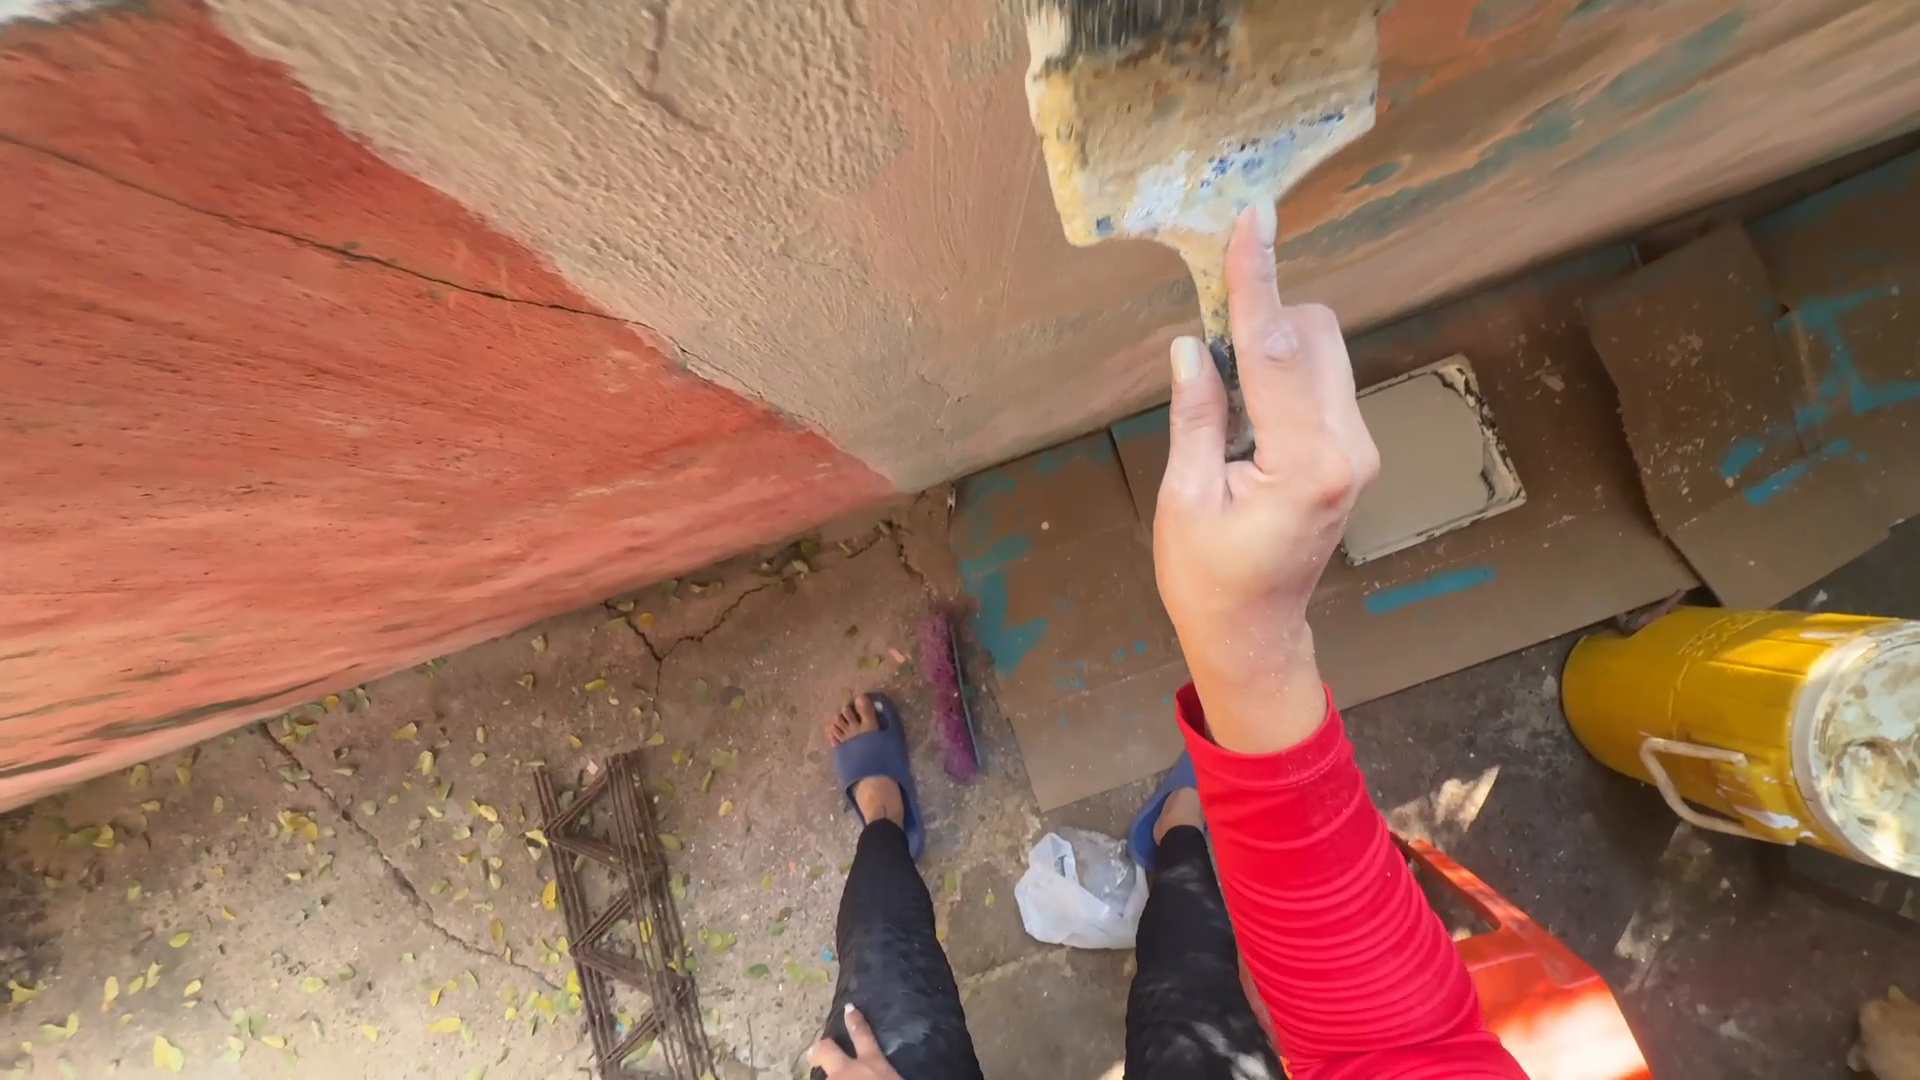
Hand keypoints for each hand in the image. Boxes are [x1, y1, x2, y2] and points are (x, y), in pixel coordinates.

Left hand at [808, 1005, 903, 1078]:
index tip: (848, 1008)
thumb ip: (882, 1074)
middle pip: (826, 1050)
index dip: (854, 1020)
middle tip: (813, 1054)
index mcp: (872, 1063)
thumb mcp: (892, 1078)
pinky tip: (808, 1079)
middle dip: (818, 1050)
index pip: (862, 1034)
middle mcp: (847, 1070)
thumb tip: (878, 1076)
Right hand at [1153, 202, 1378, 753]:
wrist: (1253, 632)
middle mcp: (1348, 447)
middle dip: (1264, 316)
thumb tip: (1191, 346)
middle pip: (1317, 336)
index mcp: (1305, 462)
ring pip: (1324, 353)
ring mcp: (1358, 450)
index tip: (1250, 222)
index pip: (1279, 351)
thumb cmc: (1207, 578)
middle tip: (1204, 337)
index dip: (1258, 284)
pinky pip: (1321, 383)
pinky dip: (1281, 373)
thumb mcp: (1184, 499)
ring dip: (1271, 346)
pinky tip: (1244, 411)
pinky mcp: (1351, 454)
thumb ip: (1195, 417)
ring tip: (1218, 393)